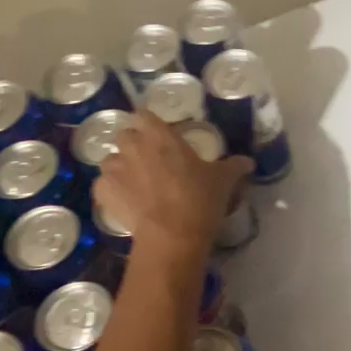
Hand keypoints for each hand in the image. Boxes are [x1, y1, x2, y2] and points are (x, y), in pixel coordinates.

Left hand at [93, 113, 252, 265]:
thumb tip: (248, 162)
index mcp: (158, 134)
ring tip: (137, 183)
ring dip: (121, 167)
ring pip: (111, 160)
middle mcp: (131, 145)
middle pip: (125, 135)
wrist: (172, 235)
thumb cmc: (199, 199)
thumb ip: (234, 166)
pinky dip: (113, 191)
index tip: (160, 136)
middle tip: (152, 161)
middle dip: (134, 144)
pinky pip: (104, 185)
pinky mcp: (102, 192)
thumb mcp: (223, 180)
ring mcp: (113, 168)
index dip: (150, 124)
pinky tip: (127, 202)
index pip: (144, 114)